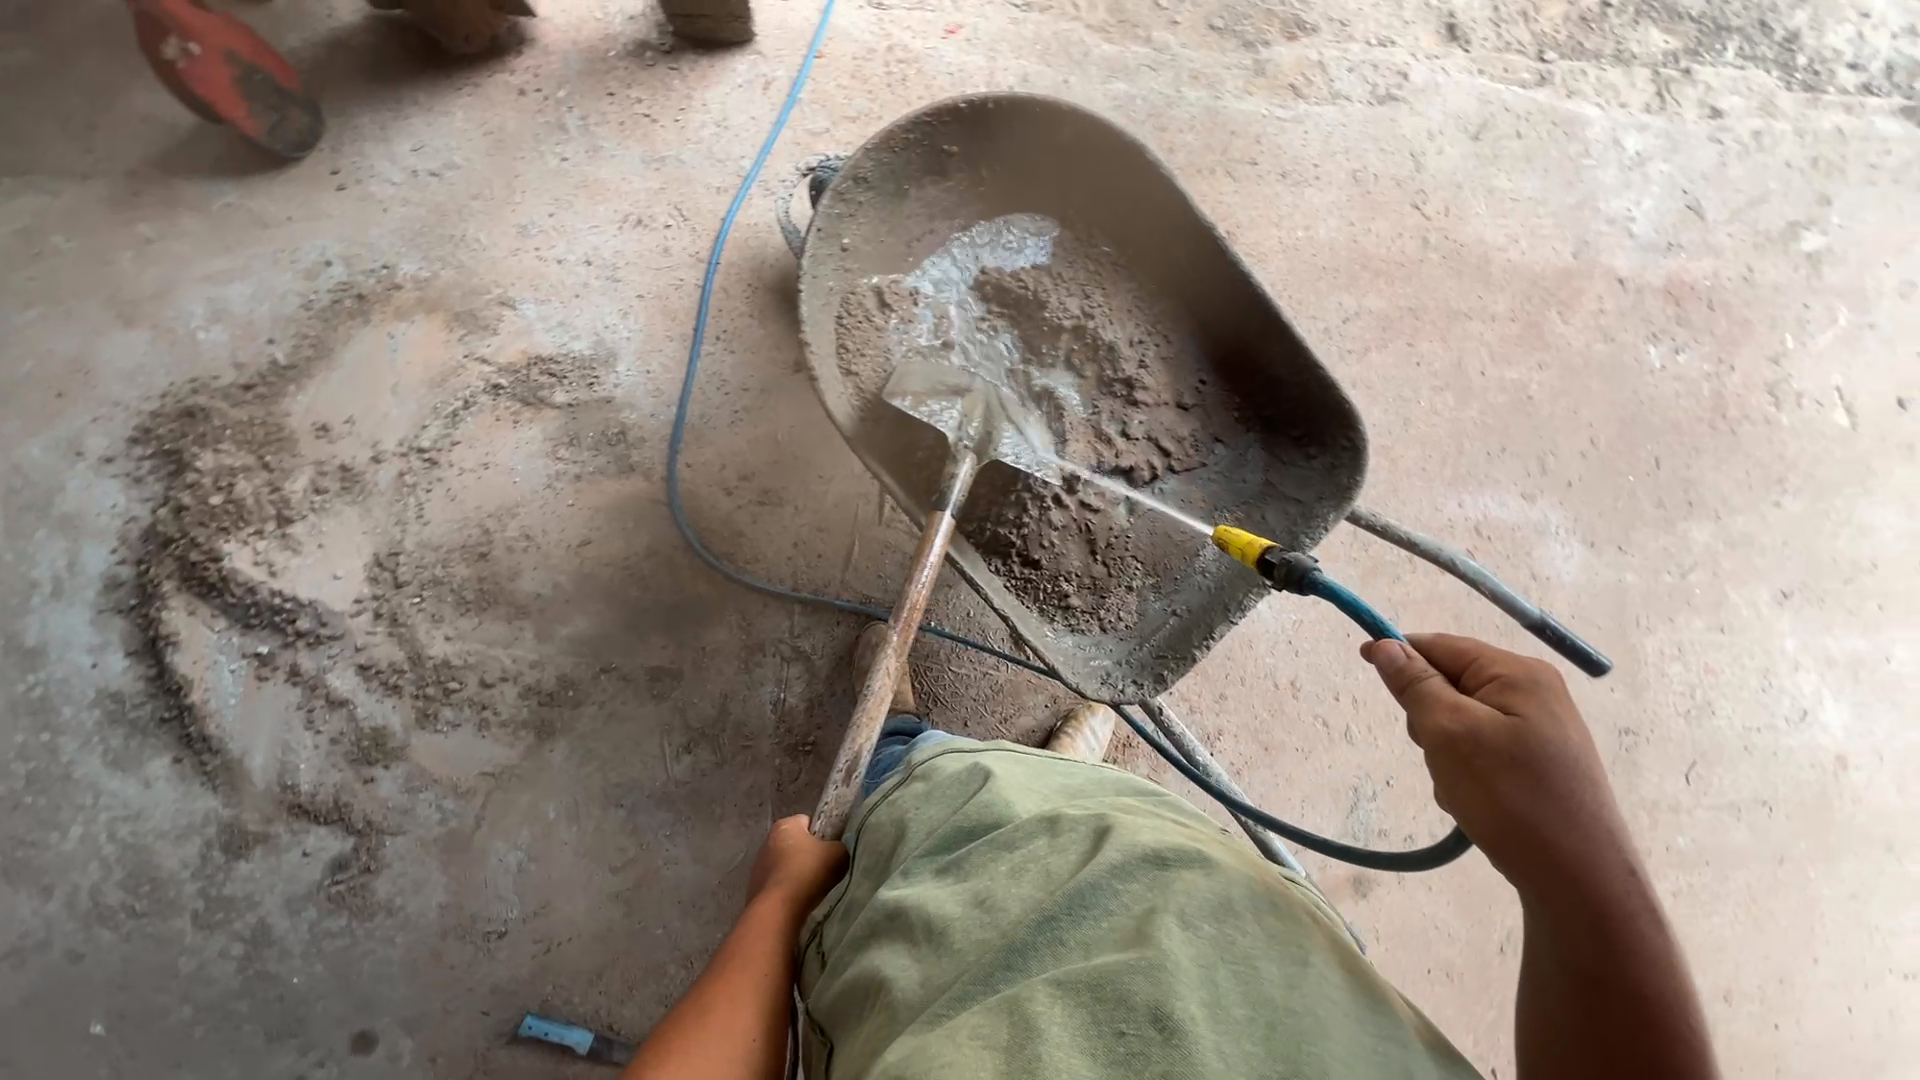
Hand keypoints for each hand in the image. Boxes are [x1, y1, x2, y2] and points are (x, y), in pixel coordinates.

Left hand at [746, 815, 847, 910]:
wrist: (777, 910)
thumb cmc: (808, 873)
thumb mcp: (839, 854)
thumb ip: (839, 846)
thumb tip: (835, 850)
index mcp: (786, 825)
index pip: (808, 821)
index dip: (822, 834)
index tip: (830, 849)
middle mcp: (767, 840)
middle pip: (795, 843)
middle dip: (808, 854)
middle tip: (823, 869)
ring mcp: (758, 865)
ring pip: (785, 864)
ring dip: (795, 873)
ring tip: (809, 889)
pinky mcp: (753, 887)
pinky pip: (777, 883)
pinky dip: (786, 889)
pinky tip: (796, 900)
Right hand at [1362, 634, 1637, 899]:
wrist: (1578, 879)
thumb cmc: (1509, 796)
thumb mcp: (1448, 732)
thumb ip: (1414, 684)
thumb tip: (1385, 644)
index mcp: (1517, 674)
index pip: (1440, 645)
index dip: (1398, 654)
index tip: (1364, 669)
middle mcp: (1534, 693)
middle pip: (1449, 682)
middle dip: (1425, 714)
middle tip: (1433, 749)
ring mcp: (1539, 730)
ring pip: (1459, 719)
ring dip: (1441, 747)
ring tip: (1456, 782)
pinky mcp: (1538, 763)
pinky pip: (1479, 748)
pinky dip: (1463, 768)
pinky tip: (1472, 799)